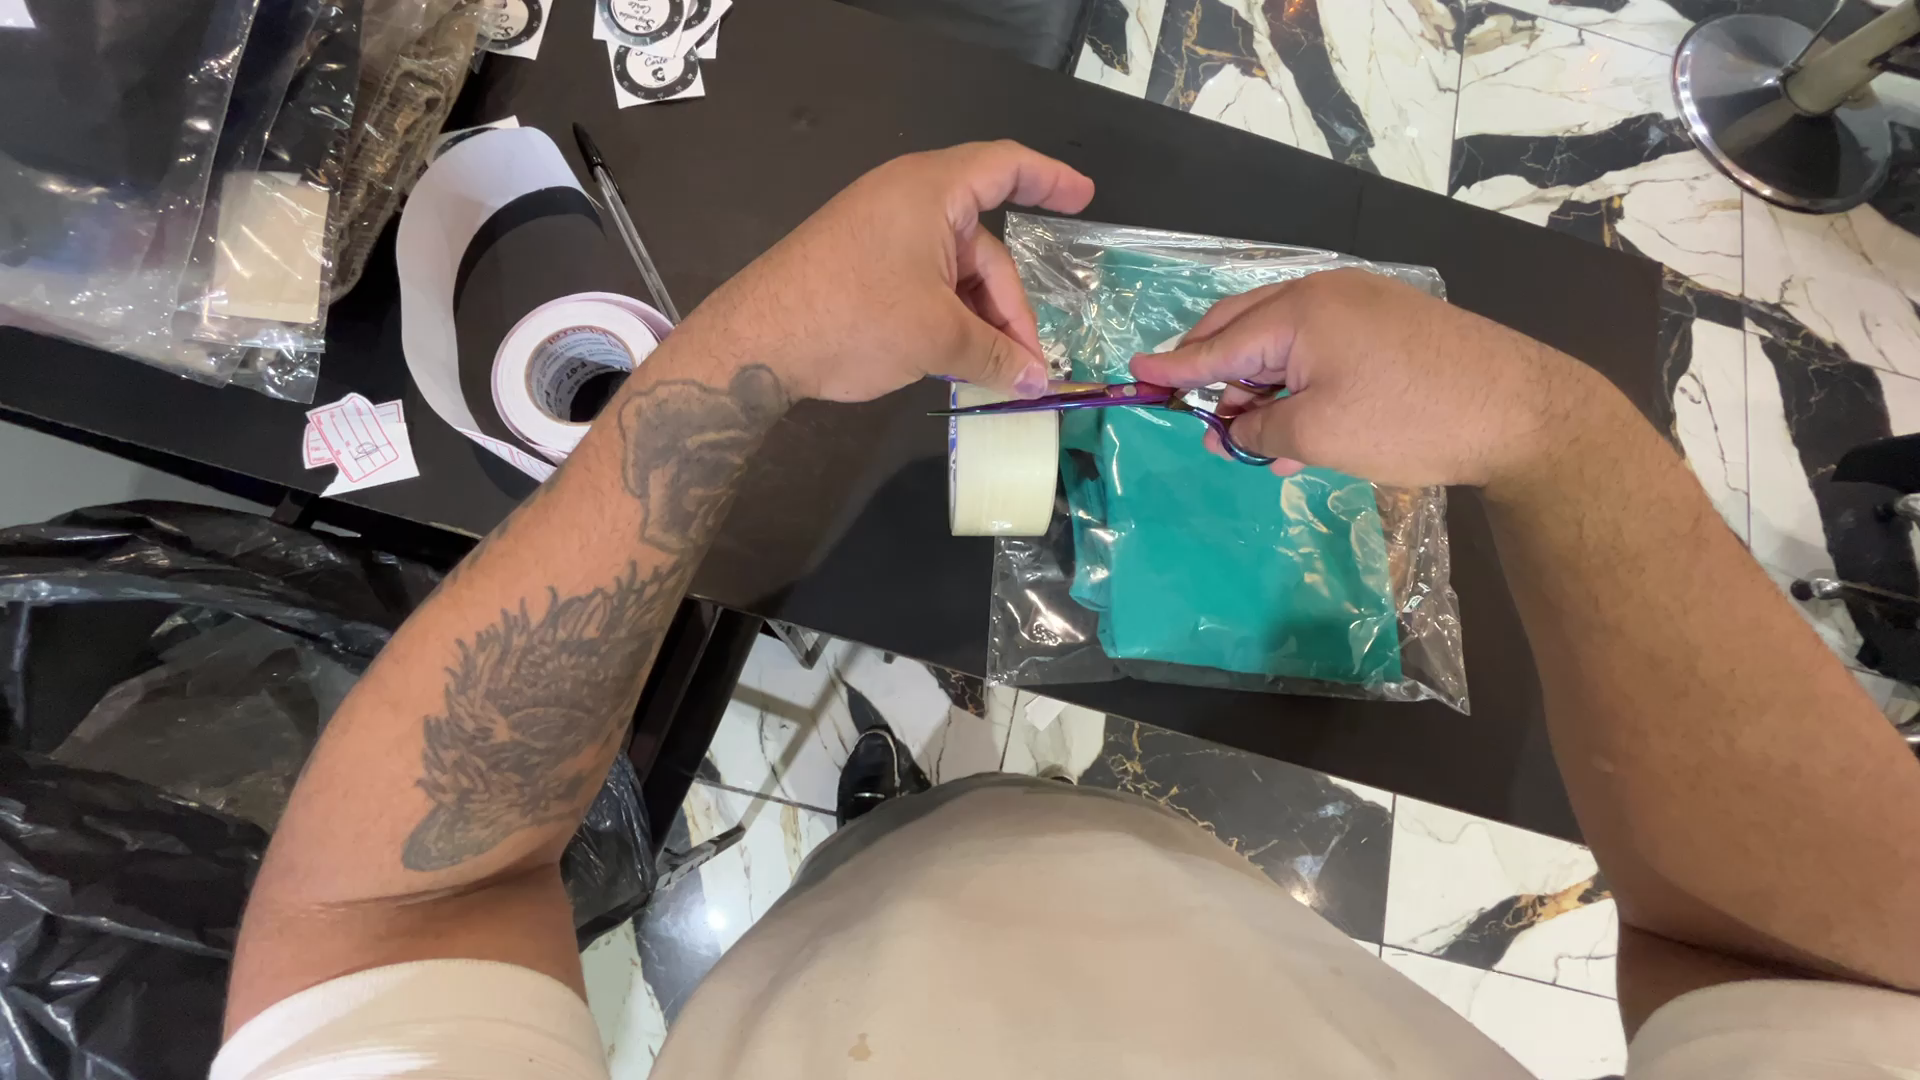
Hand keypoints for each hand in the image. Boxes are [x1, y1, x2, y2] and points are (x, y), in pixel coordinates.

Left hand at [673, 141, 1094, 401]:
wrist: (759, 344)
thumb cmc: (855, 320)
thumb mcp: (936, 338)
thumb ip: (995, 356)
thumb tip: (1038, 381)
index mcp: (931, 191)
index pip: (1005, 168)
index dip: (1051, 180)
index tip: (1084, 200)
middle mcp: (909, 204)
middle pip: (985, 250)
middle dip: (1011, 310)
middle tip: (1027, 366)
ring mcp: (884, 239)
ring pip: (956, 278)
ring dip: (981, 325)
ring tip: (995, 375)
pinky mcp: (865, 271)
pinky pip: (926, 289)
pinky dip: (949, 323)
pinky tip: (960, 364)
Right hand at [1129, 269, 1594, 488]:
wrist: (1524, 414)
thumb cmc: (1407, 420)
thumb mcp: (1315, 433)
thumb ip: (1255, 427)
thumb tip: (1231, 427)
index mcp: (1299, 311)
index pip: (1216, 344)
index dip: (1172, 366)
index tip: (1134, 372)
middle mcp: (1323, 295)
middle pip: (1242, 333)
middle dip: (1216, 380)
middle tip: (1203, 422)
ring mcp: (1358, 306)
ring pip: (1278, 348)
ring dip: (1259, 393)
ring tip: (1253, 442)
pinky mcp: (1383, 327)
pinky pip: (1314, 353)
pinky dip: (1294, 388)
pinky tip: (1295, 429)